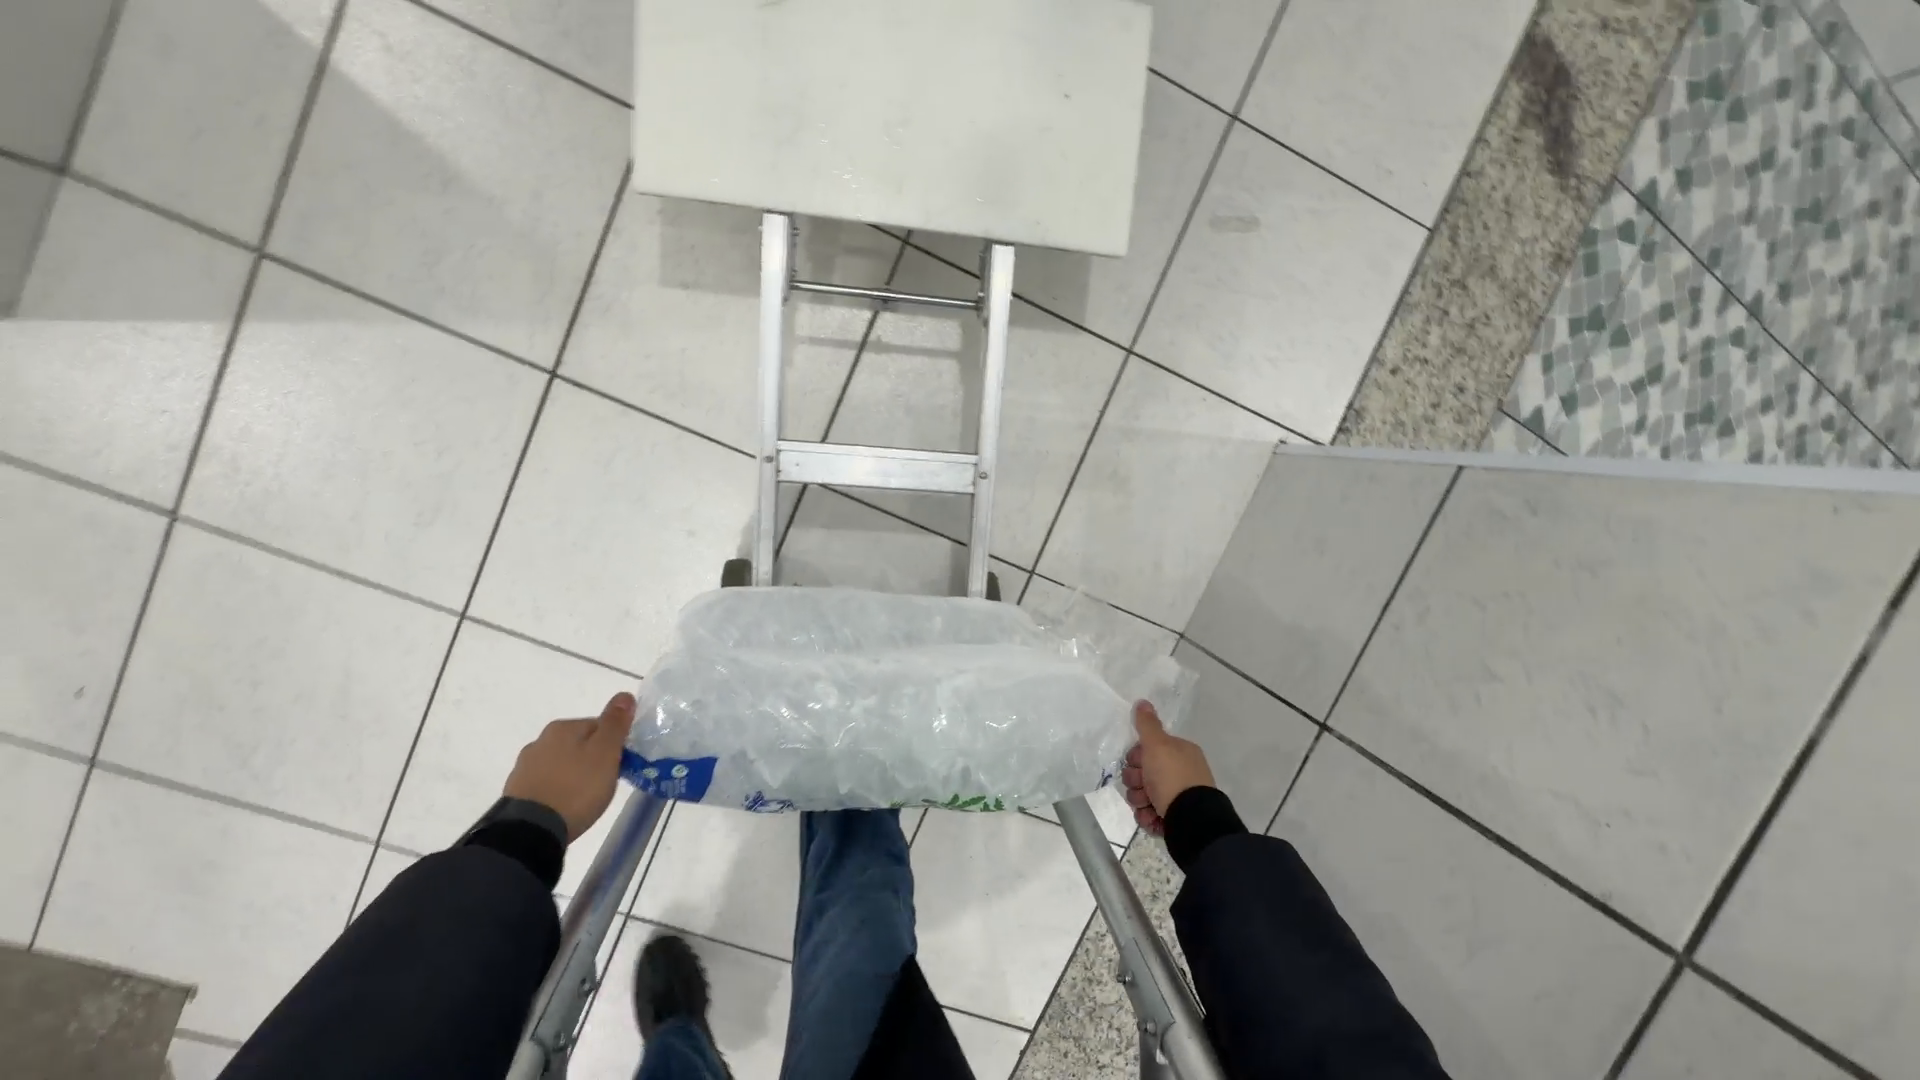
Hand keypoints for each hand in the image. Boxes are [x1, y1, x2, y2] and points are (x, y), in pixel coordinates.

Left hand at [504, 692, 635, 840]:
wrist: (531, 830)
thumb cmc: (577, 788)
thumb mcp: (606, 753)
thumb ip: (615, 723)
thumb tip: (625, 694)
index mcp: (563, 727)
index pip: (599, 726)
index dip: (614, 745)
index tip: (620, 765)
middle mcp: (540, 740)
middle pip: (579, 743)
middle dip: (593, 759)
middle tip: (605, 782)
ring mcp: (525, 766)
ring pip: (561, 763)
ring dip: (574, 774)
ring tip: (584, 798)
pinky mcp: (517, 790)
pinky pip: (546, 783)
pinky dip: (558, 790)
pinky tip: (565, 806)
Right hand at [1121, 700, 1214, 836]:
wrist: (1191, 820)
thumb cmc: (1173, 777)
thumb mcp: (1158, 746)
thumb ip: (1147, 725)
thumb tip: (1142, 702)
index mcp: (1179, 752)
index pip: (1146, 750)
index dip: (1136, 757)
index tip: (1138, 763)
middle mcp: (1178, 772)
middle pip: (1141, 773)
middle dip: (1135, 782)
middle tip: (1143, 786)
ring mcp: (1176, 796)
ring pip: (1142, 795)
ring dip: (1139, 801)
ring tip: (1148, 806)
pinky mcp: (1172, 818)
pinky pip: (1149, 814)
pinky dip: (1147, 817)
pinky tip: (1152, 818)